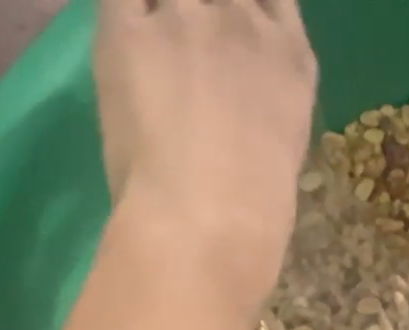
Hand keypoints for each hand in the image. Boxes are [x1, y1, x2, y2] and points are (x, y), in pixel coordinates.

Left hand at [94, 0, 317, 304]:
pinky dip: (118, 18)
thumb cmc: (253, 224)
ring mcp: (187, 19)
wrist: (208, 228)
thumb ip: (264, 114)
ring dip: (156, 17)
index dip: (244, 9)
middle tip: (176, 50)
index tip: (223, 29)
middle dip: (196, 13)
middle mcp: (244, 21)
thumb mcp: (282, 158)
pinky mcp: (129, 34)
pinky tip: (120, 51)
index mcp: (290, 60)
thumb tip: (238, 117)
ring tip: (147, 60)